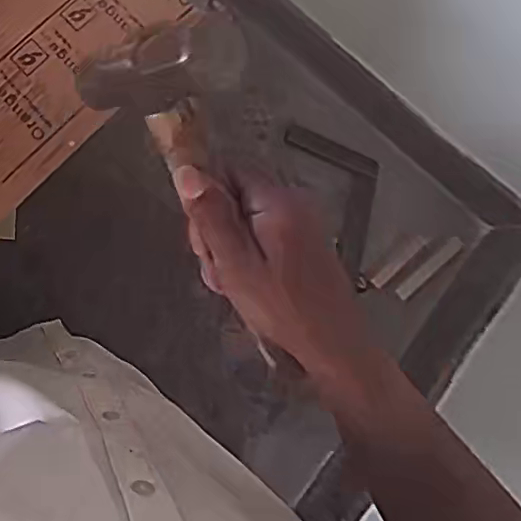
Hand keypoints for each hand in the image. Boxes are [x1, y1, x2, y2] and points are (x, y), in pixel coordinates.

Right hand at [172, 164, 374, 374]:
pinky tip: (243, 281)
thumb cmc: (282, 308)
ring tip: (229, 280)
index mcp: (277, 201)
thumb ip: (210, 215)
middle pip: (230, 195)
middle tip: (216, 265)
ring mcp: (299, 222)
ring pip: (239, 217)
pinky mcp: (300, 240)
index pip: (224, 171)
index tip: (203, 236)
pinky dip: (243, 254)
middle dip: (212, 228)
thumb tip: (187, 171)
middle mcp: (292, 202)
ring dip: (224, 246)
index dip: (203, 198)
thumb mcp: (234, 262)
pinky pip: (256, 233)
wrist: (334, 349)